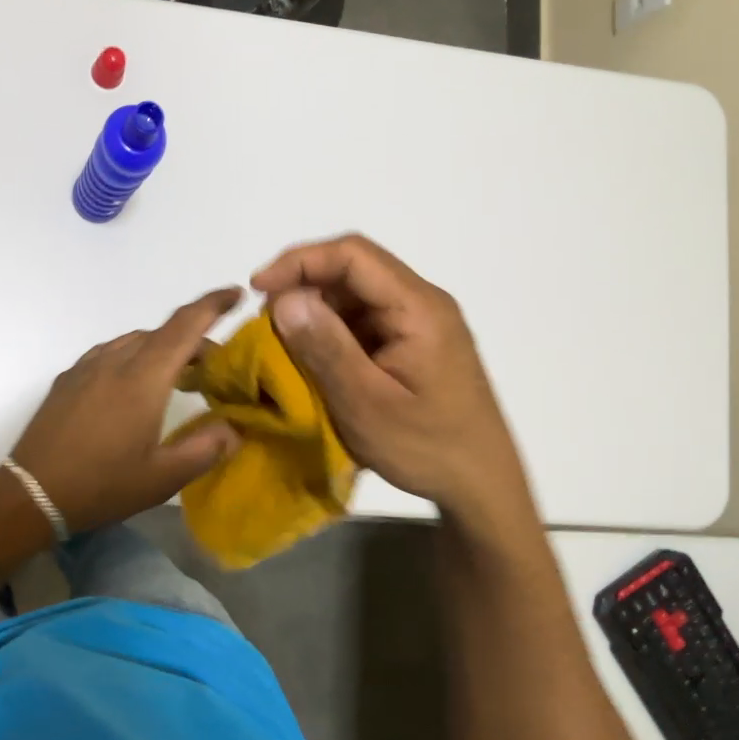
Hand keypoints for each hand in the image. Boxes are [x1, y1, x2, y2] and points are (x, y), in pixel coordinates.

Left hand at [10, 289, 244, 532]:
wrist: (32, 494)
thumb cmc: (102, 486)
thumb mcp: (162, 478)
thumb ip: (205, 449)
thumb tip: (234, 429)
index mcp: (143, 378)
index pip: (185, 325)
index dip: (212, 305)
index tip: (235, 294)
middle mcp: (114, 362)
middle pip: (161, 334)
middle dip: (192, 339)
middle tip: (213, 368)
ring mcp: (85, 368)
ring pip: (133, 342)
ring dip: (160, 349)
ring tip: (176, 377)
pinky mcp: (67, 381)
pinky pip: (108, 354)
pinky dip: (132, 358)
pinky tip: (133, 387)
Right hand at [251, 235, 531, 522]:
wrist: (482, 485)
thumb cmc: (426, 447)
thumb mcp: (366, 403)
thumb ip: (326, 348)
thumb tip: (284, 299)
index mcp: (418, 308)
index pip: (353, 255)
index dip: (299, 261)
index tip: (257, 290)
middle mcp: (422, 304)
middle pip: (353, 270)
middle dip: (301, 288)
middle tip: (264, 326)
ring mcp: (419, 324)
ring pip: (354, 296)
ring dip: (313, 313)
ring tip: (281, 348)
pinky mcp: (412, 345)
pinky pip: (362, 322)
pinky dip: (329, 334)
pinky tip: (310, 362)